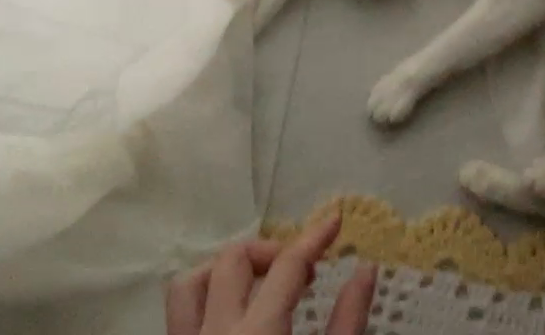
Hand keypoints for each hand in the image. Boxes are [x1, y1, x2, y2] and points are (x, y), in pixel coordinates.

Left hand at [165, 215, 375, 334]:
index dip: (314, 237)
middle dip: (269, 252)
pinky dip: (205, 300)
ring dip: (223, 272)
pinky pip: (179, 315)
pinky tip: (233, 316)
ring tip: (257, 285)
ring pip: (188, 284)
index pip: (287, 266)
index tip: (335, 220)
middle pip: (233, 261)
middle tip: (300, 273)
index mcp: (258, 333)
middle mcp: (215, 334)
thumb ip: (348, 321)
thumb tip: (365, 270)